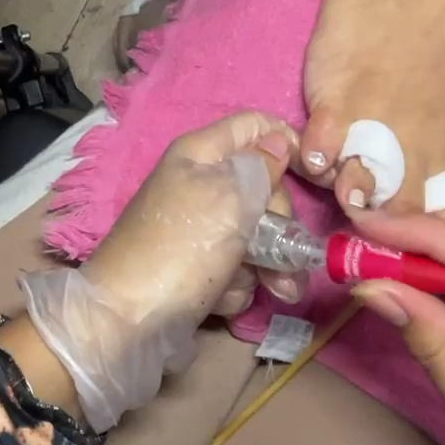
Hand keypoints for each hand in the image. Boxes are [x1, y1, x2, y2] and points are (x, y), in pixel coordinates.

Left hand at [16, 112, 297, 430]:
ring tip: (275, 290)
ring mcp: (197, 228)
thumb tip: (276, 140)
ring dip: (267, 263)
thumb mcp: (230, 197)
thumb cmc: (183, 246)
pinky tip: (220, 297)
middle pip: (262, 186)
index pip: (254, 125)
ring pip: (255, 234)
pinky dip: (234, 284)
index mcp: (200, 152)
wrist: (129, 319)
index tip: (316, 174)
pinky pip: (235, 266)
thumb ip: (261, 167)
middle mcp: (198, 183)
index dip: (288, 142)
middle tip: (285, 248)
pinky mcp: (197, 266)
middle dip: (281, 222)